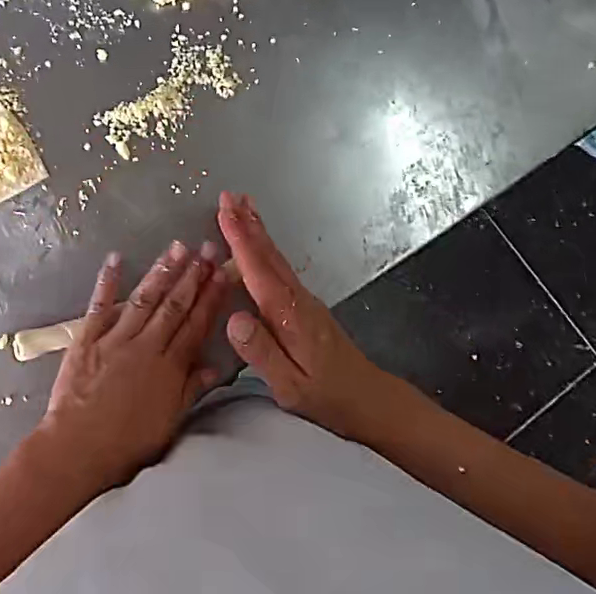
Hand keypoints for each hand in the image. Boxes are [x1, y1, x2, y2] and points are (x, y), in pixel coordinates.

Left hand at [32, 241, 230, 491]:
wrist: (78, 447)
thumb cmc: (126, 443)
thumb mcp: (168, 423)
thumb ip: (191, 390)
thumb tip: (216, 367)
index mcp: (169, 367)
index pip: (196, 324)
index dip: (211, 296)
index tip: (222, 272)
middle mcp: (146, 345)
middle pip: (174, 305)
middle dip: (193, 275)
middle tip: (207, 248)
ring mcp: (115, 337)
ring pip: (144, 298)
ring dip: (162, 271)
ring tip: (177, 247)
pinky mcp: (88, 336)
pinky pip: (100, 303)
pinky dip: (108, 280)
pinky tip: (116, 257)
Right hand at [217, 191, 394, 440]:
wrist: (371, 400)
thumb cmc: (328, 398)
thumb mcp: (290, 387)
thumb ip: (261, 353)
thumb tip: (233, 319)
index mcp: (288, 315)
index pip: (257, 269)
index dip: (239, 238)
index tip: (224, 211)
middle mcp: (295, 299)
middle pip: (267, 254)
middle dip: (245, 223)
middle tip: (227, 195)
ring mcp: (302, 299)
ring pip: (274, 256)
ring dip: (256, 229)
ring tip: (241, 204)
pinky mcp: (303, 304)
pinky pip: (278, 265)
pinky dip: (265, 246)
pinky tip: (259, 241)